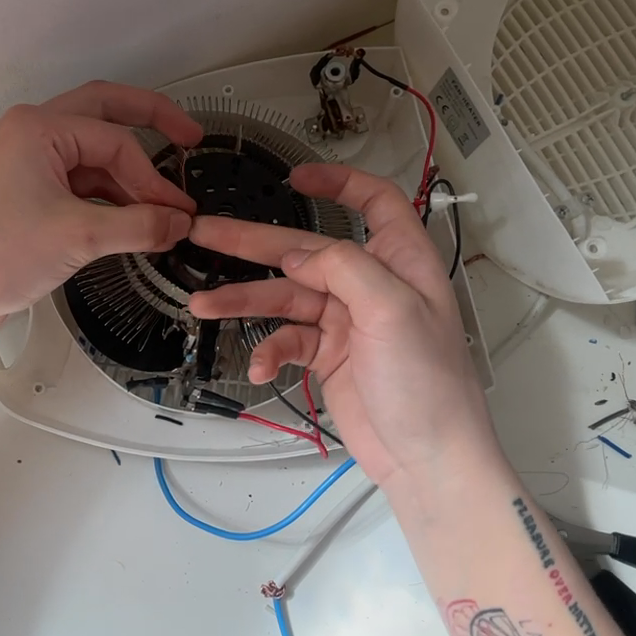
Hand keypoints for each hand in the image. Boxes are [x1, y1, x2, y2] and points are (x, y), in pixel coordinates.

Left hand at [0, 81, 203, 338]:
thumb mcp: (79, 238)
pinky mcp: (26, 193)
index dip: (152, 177)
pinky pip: (78, 182)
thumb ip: (138, 225)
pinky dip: (107, 198)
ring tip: (161, 209)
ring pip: (92, 154)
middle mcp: (30, 135)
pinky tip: (131, 221)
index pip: (115, 140)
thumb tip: (179, 222)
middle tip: (189, 135)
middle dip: (149, 123)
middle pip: (104, 114)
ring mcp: (26, 163)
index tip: (178, 211)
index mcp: (37, 129)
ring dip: (127, 177)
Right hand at [187, 164, 500, 488]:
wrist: (426, 458)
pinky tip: (260, 366)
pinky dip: (269, 352)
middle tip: (206, 233)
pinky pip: (286, 343)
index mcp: (399, 263)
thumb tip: (298, 254)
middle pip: (304, 252)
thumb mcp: (394, 311)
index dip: (339, 183)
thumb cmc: (432, 388)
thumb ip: (345, 269)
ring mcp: (345, 323)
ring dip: (243, 302)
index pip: (373, 204)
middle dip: (253, 243)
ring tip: (203, 303)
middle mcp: (369, 287)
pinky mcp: (327, 357)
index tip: (297, 177)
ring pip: (284, 300)